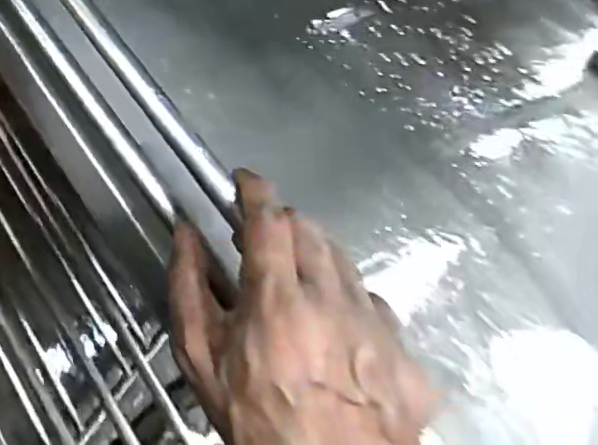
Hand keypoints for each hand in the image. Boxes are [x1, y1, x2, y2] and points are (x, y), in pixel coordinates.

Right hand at [170, 171, 437, 444]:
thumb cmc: (253, 417)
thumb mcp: (197, 352)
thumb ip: (186, 282)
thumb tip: (185, 232)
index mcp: (278, 302)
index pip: (270, 219)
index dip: (255, 189)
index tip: (244, 179)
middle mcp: (334, 308)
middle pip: (312, 231)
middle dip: (282, 220)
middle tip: (260, 235)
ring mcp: (379, 336)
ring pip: (347, 263)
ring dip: (316, 254)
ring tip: (295, 274)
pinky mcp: (411, 367)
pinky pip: (380, 308)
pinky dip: (352, 299)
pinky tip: (335, 323)